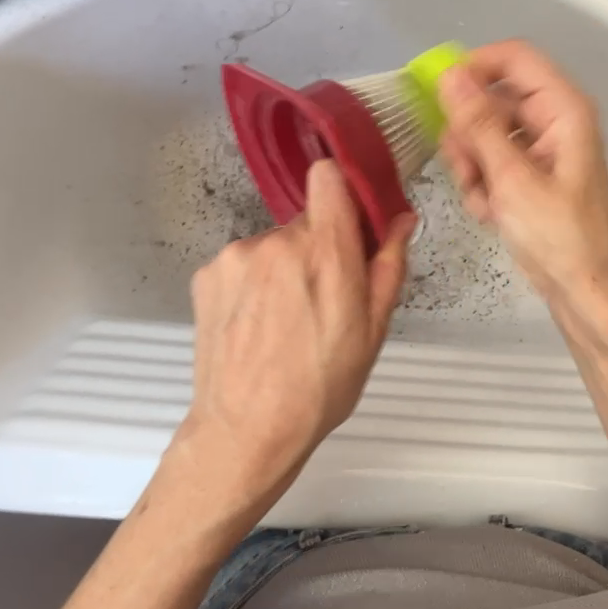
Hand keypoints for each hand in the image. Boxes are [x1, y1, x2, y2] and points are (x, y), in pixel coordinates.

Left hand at [155, 161, 412, 526]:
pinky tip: (258, 326)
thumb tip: (401, 219)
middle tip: (325, 300)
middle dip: (320, 249)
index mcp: (324, 252)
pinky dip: (254, 285)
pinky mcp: (206, 275)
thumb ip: (389, 265)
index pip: (328, 177)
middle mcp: (275, 243)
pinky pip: (243, 264)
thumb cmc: (320, 387)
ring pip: (273, 246)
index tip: (353, 219)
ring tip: (286, 322)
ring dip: (284, 269)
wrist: (246, 430)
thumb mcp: (373, 330)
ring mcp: (235, 258)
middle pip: (305, 222)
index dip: (343, 192)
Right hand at [437, 40, 607, 307]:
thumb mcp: (512, 179)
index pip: (513, 57)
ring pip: (486, 133)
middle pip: (493, 98)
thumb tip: (450, 74)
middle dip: (469, 133)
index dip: (473, 69)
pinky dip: (484, 185)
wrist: (584, 292)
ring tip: (482, 200)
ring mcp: (542, 150)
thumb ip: (479, 123)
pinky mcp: (532, 176)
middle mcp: (554, 120)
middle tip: (465, 170)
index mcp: (564, 109)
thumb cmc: (558, 237)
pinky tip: (490, 213)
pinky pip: (493, 162)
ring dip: (472, 165)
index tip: (441, 102)